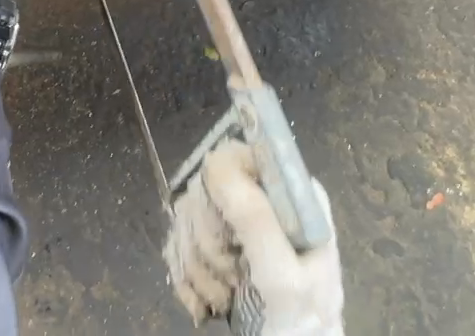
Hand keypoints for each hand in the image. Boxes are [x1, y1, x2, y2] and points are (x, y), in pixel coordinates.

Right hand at [164, 141, 342, 335]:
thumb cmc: (297, 327)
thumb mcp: (283, 277)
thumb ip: (255, 219)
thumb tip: (215, 162)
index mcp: (289, 194)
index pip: (237, 156)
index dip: (220, 187)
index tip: (227, 228)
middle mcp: (262, 199)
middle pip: (203, 188)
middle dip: (207, 240)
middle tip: (232, 274)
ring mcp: (234, 223)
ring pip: (185, 216)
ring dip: (198, 266)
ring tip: (226, 297)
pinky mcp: (213, 246)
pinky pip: (177, 242)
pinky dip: (187, 278)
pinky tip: (208, 302)